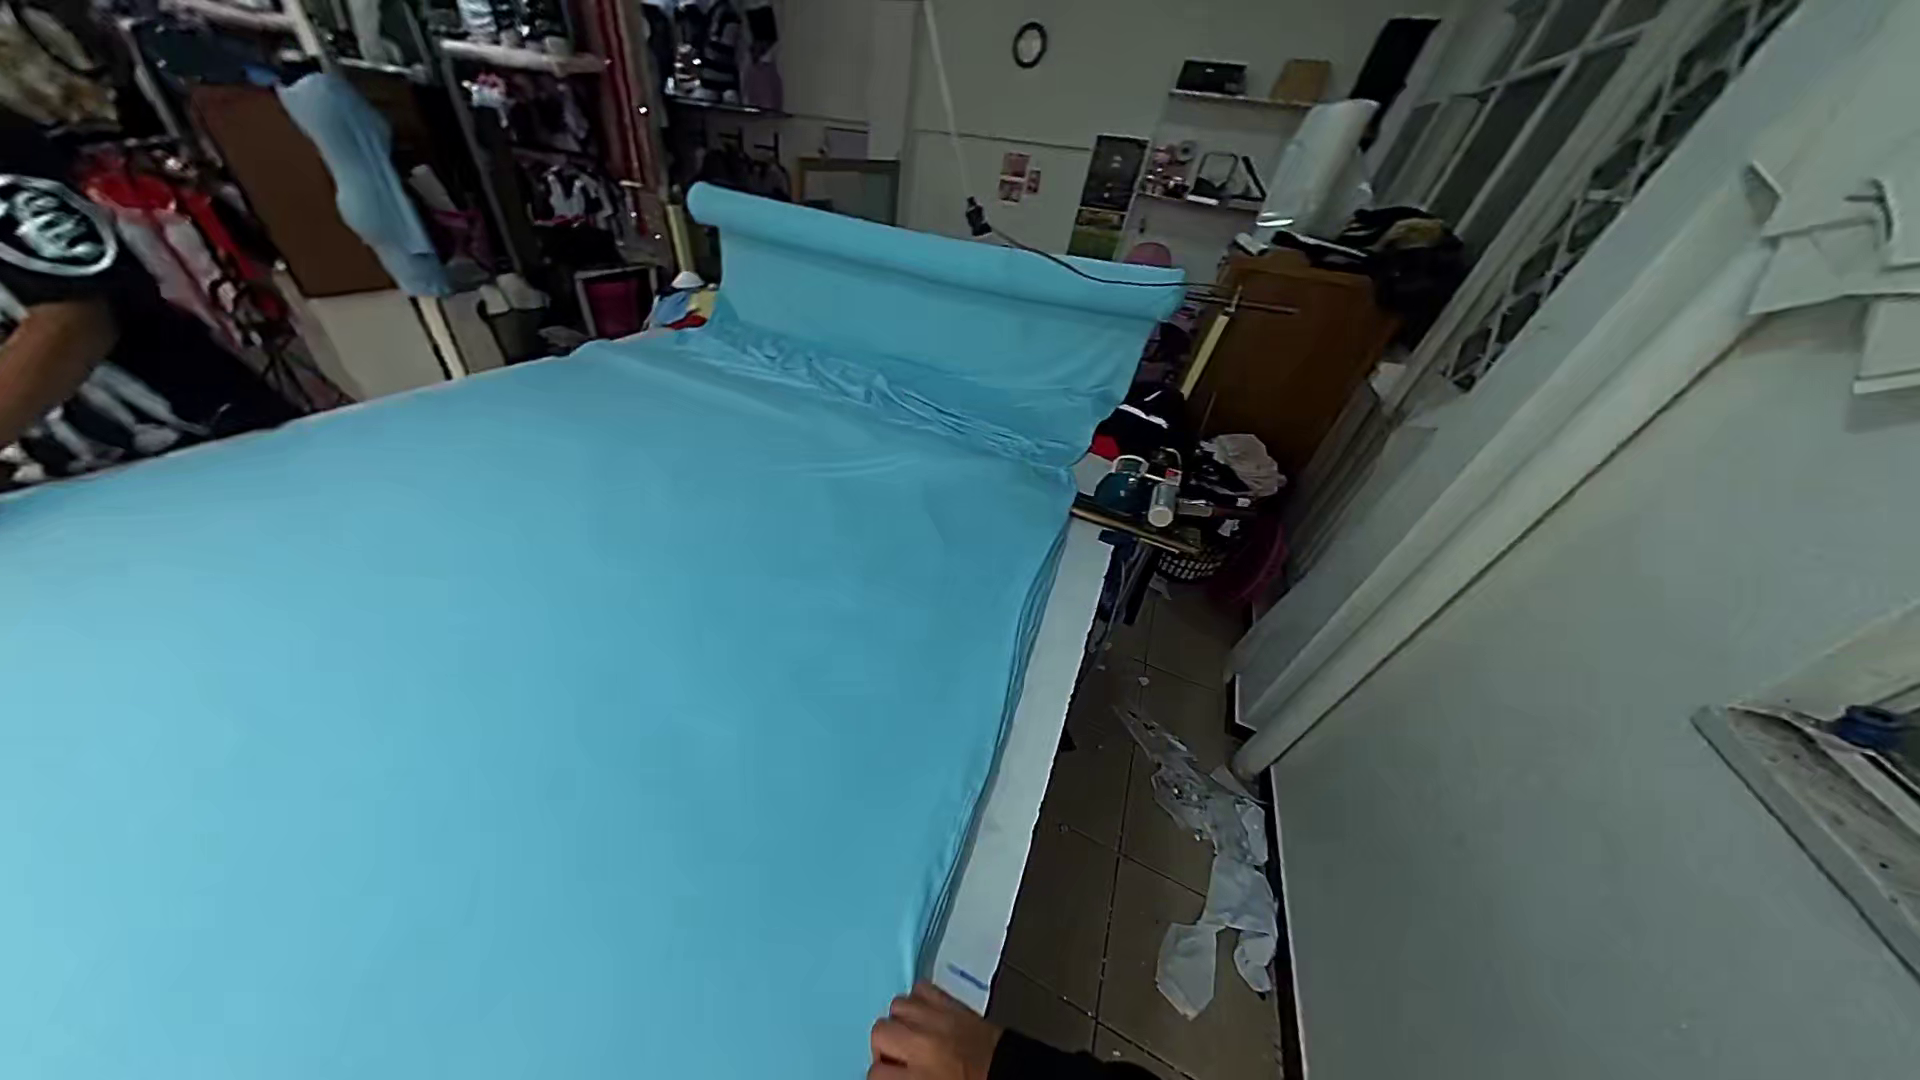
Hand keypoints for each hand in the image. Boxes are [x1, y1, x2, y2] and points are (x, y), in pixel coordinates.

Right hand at [869, 980, 1003, 1079]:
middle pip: (879, 1030)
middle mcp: (921, 1042)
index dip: (879, 1077)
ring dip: (899, 1021)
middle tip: (897, 1059)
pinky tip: (924, 1015)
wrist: (1006, 1074)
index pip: (875, 1073)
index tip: (889, 1078)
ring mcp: (935, 1016)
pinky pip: (920, 987)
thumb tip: (891, 1074)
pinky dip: (918, 999)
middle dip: (883, 1047)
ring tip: (910, 1035)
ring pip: (896, 1004)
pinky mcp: (949, 1000)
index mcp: (918, 1077)